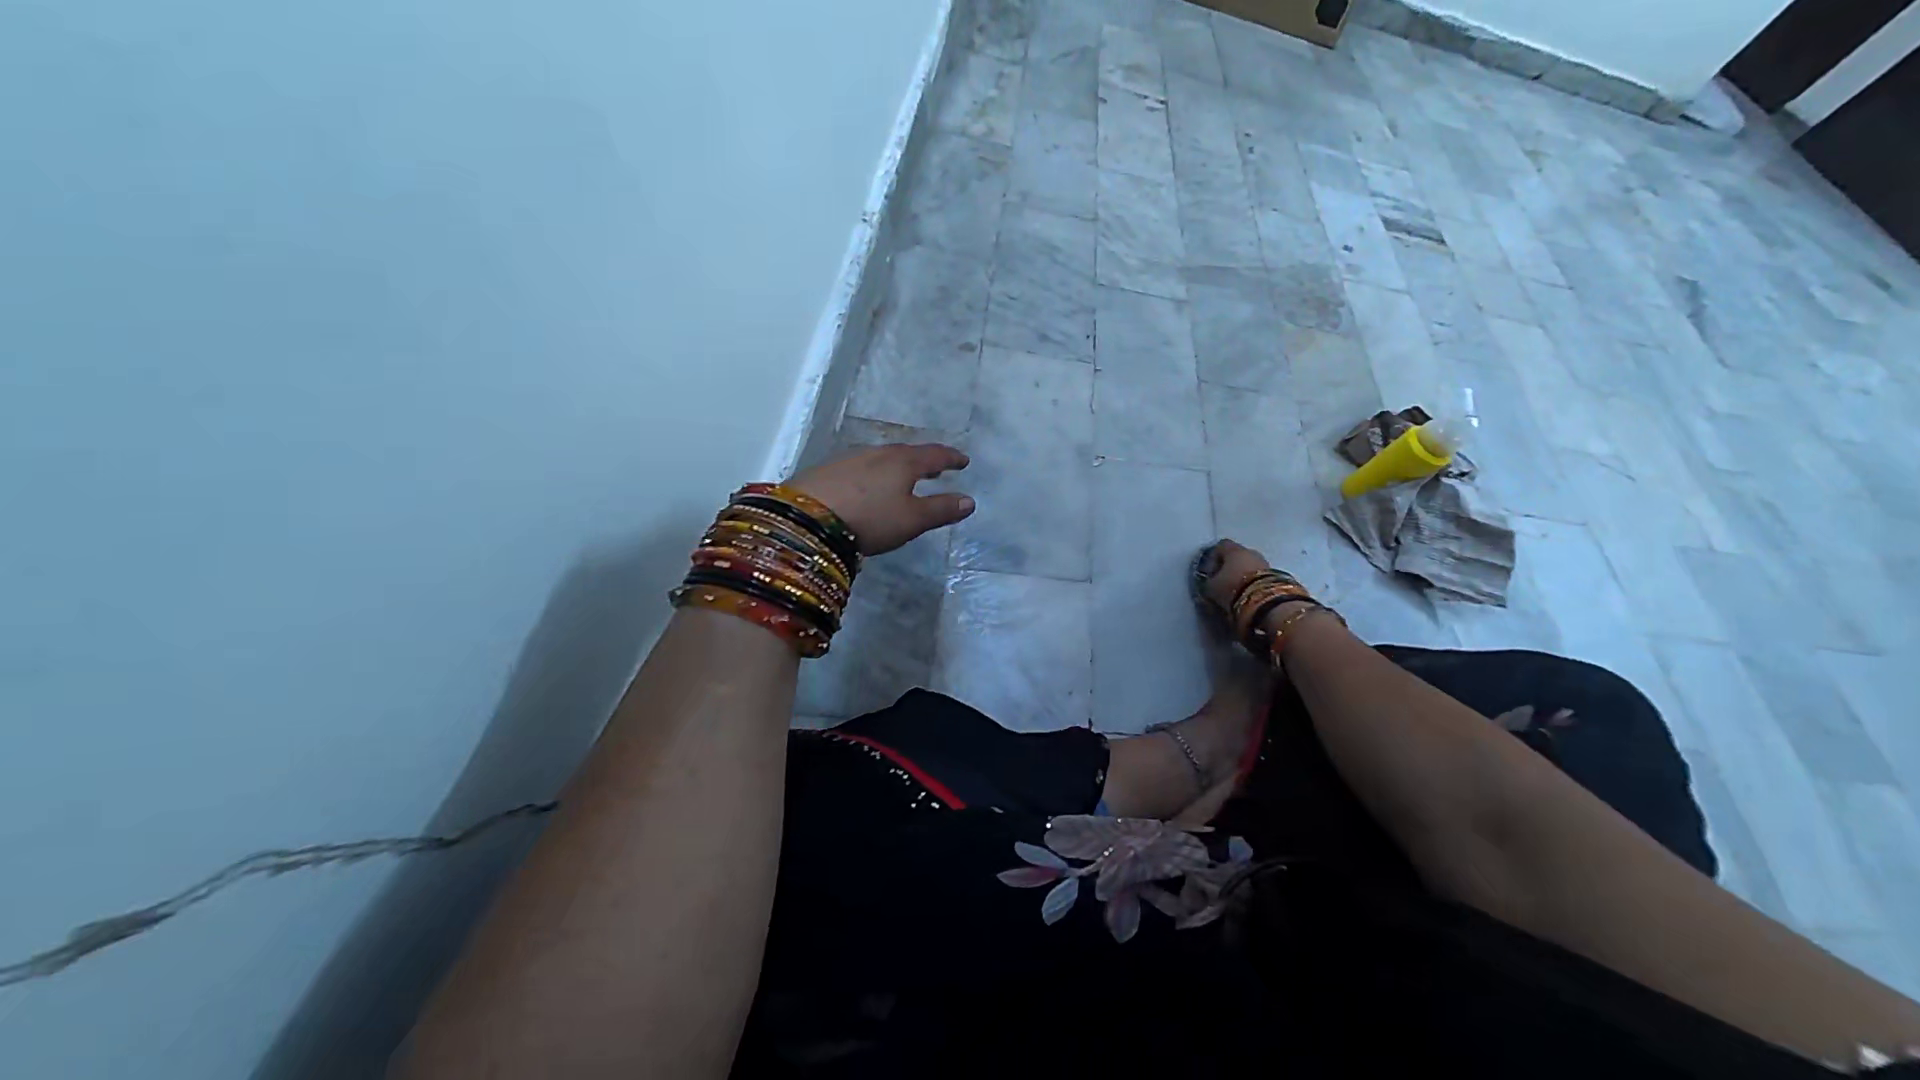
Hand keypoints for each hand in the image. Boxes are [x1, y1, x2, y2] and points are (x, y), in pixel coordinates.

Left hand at [788, 443, 973, 555]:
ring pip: (881, 459)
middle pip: (906, 453)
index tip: (963, 460)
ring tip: (903, 478)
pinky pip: (860, 468)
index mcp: (903, 462)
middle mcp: (877, 454)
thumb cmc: (870, 519)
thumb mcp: (911, 520)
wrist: (807, 518)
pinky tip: (868, 486)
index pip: (934, 455)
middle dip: (923, 461)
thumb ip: (940, 509)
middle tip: (936, 469)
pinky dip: (873, 474)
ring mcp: (849, 460)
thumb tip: (969, 501)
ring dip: (896, 467)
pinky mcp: (826, 472)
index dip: (950, 458)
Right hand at [1200, 539, 1274, 612]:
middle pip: (1237, 555)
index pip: (1220, 546)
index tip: (1208, 571)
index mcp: (1233, 550)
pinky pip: (1259, 576)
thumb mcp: (1211, 587)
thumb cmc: (1232, 588)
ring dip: (1242, 575)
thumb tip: (1208, 582)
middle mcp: (1251, 552)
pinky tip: (1246, 594)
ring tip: (1234, 591)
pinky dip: (1252, 583)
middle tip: (1221, 581)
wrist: (1265, 602)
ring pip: (1249, 566)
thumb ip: (1208, 582)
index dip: (1213, 557)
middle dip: (1229, 567)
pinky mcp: (1276, 576)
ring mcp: (1265, 563)